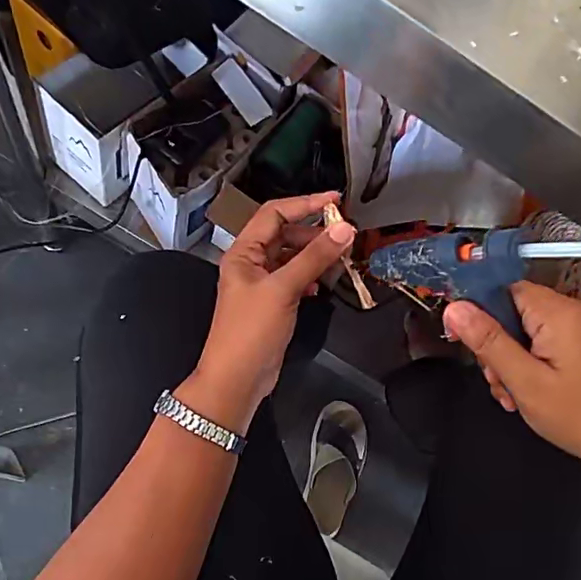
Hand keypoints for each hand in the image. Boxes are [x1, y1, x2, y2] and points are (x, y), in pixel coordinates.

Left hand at [182, 191, 352, 431]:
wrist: (237, 378)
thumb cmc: (249, 332)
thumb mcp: (284, 289)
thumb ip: (314, 257)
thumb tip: (343, 229)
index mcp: (243, 252)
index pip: (274, 213)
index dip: (305, 203)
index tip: (334, 201)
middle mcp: (250, 264)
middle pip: (285, 234)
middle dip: (313, 232)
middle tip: (343, 234)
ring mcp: (261, 285)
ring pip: (292, 257)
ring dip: (314, 255)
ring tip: (338, 257)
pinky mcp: (272, 304)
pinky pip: (294, 279)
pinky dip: (309, 277)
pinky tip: (320, 284)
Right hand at [444, 280, 580, 474]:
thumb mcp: (525, 381)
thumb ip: (488, 342)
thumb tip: (456, 309)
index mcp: (559, 314)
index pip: (504, 289)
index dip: (478, 312)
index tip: (464, 339)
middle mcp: (573, 313)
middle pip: (514, 312)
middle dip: (496, 346)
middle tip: (498, 380)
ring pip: (527, 333)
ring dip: (512, 361)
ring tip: (515, 395)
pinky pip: (545, 345)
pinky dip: (531, 366)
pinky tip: (530, 394)